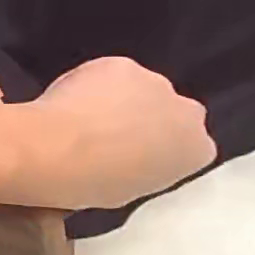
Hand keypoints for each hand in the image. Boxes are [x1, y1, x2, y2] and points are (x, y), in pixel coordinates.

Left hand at [11, 57, 214, 209]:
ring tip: (80, 114)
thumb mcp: (129, 190)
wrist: (57, 150)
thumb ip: (141, 169)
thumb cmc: (89, 182)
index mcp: (197, 151)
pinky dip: (90, 81)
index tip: (126, 151)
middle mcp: (189, 113)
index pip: (184, 144)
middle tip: (103, 130)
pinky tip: (69, 97)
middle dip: (143, 117)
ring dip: (116, 97)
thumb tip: (123, 162)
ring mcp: (156, 82)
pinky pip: (107, 72)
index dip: (152, 146)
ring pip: (138, 87)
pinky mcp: (121, 64)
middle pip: (168, 111)